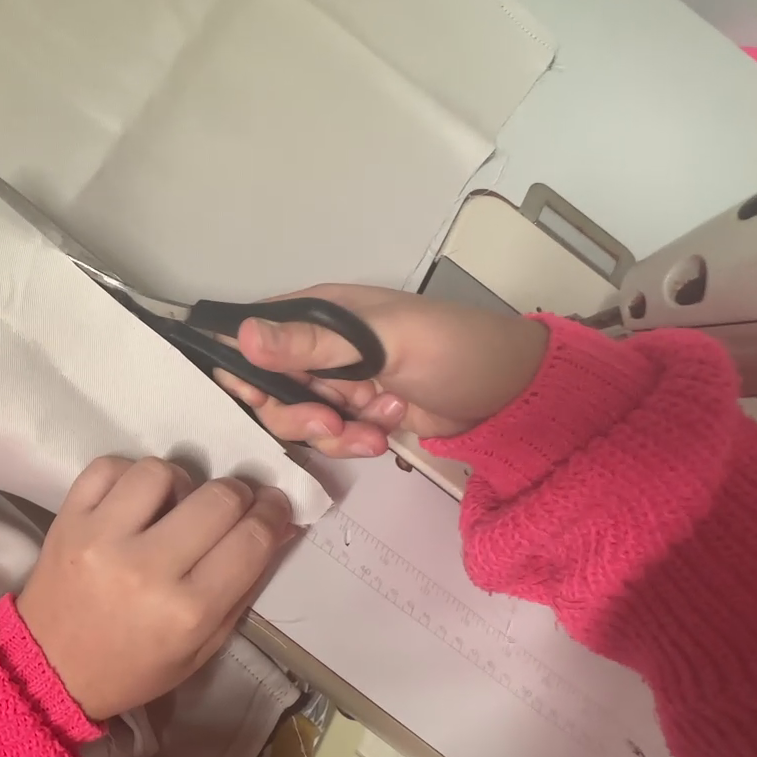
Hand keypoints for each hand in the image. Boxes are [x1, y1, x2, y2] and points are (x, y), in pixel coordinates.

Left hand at [17, 457, 295, 720]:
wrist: (50, 666)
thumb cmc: (132, 666)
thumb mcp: (202, 646)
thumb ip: (243, 587)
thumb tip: (278, 527)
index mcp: (187, 611)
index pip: (250, 540)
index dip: (273, 514)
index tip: (273, 507)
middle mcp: (146, 568)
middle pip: (216, 499)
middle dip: (237, 494)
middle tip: (231, 504)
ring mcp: (101, 537)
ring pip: (160, 471)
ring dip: (178, 482)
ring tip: (173, 504)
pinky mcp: (67, 519)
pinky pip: (106, 467)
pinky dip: (127, 474)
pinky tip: (133, 498)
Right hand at [214, 284, 549, 458]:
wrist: (515, 396)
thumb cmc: (454, 349)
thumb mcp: (385, 341)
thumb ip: (312, 342)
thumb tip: (243, 335)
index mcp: (315, 314)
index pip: (249, 337)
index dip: (242, 369)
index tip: (258, 397)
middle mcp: (314, 348)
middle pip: (265, 389)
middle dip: (294, 413)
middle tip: (329, 422)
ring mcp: (332, 384)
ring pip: (294, 419)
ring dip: (330, 433)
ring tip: (373, 430)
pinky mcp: (351, 415)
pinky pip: (326, 437)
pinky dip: (352, 442)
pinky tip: (386, 432)